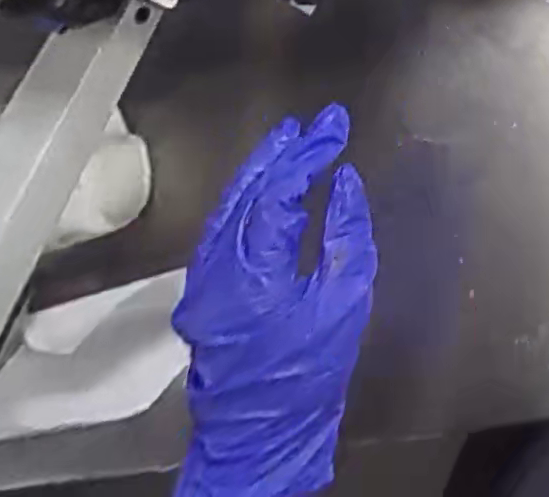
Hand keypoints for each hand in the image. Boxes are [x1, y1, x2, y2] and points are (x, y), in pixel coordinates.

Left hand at [172, 104, 375, 496]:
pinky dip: (250, 194)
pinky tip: (271, 179)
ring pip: (227, 208)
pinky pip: (225, 226)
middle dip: (282, 152)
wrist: (264, 428)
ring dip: (260, 168)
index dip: (306, 157)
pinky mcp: (206, 289)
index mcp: (249, 276)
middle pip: (244, 196)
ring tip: (290, 136)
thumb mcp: (346, 296)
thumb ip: (346, 233)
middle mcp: (213, 273)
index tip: (335, 127)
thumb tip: (344, 180)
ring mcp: (202, 282)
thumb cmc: (314, 364)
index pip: (275, 197)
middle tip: (314, 121)